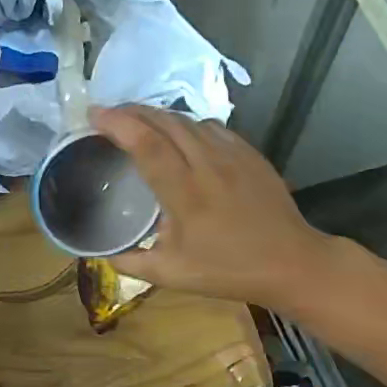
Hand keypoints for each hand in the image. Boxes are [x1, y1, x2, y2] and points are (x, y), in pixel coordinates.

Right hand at [94, 105, 337, 307]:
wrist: (291, 263)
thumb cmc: (227, 271)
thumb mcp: (170, 274)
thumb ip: (130, 263)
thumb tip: (101, 254)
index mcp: (185, 193)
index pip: (147, 145)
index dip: (118, 125)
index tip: (94, 116)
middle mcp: (208, 165)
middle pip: (165, 122)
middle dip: (132, 112)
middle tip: (107, 115)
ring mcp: (233, 156)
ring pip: (189, 121)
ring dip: (157, 116)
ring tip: (136, 121)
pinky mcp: (249, 154)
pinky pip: (211, 127)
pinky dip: (186, 124)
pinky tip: (178, 134)